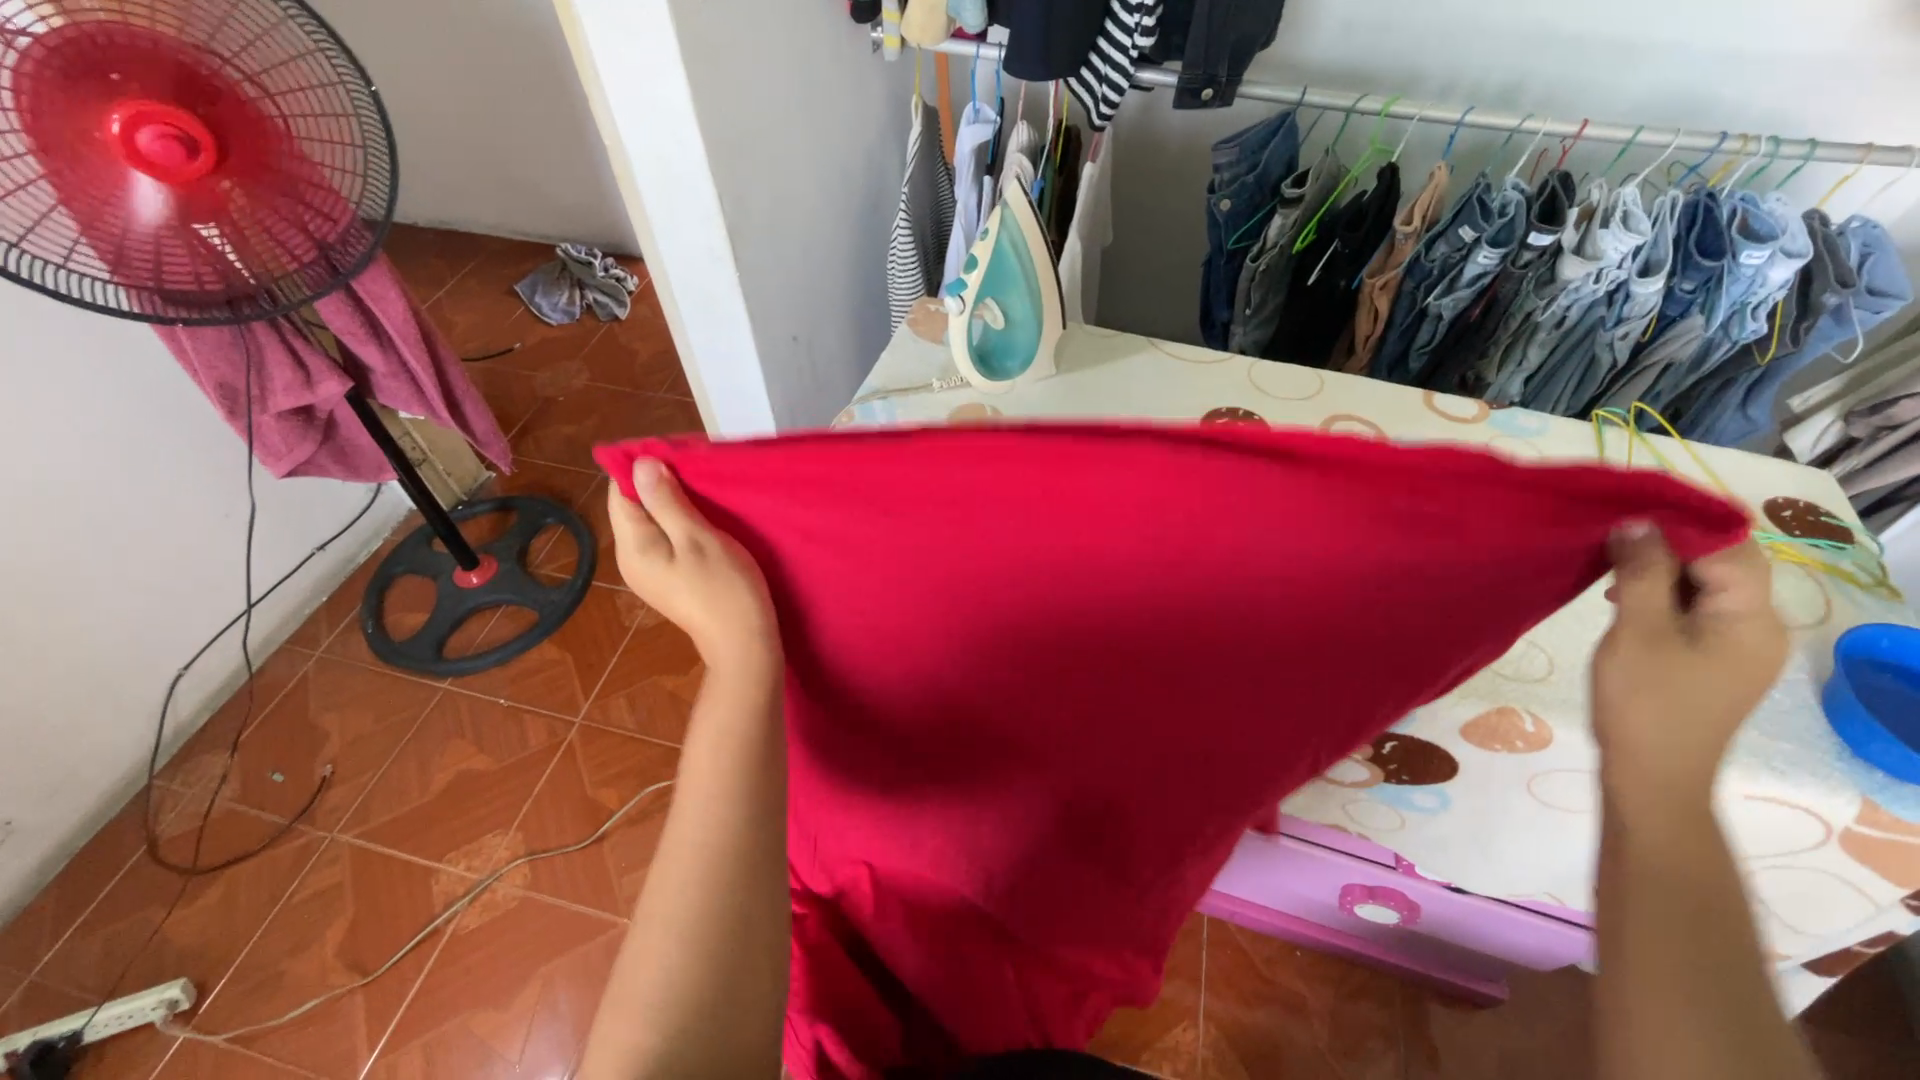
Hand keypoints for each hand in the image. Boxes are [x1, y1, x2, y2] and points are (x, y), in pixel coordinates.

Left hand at [606, 460, 779, 677]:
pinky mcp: (667, 579)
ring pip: (651, 523)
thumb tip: (639, 464)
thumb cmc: (723, 587)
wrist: (743, 642)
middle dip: (660, 486)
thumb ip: (667, 501)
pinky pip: (664, 540)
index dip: (643, 469)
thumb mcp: (697, 537)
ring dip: (674, 505)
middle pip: (634, 507)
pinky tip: (704, 523)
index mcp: (632, 546)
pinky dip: (680, 524)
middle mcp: (630, 558)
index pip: (621, 492)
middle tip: (697, 474)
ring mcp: (648, 572)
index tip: (676, 458)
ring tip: (704, 495)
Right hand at [1592, 524, 1787, 804]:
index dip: (1683, 520)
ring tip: (1611, 567)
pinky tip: (1625, 600)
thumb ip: (1641, 572)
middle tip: (1612, 535)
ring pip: (1707, 586)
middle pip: (1723, 563)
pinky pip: (1697, 610)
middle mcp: (1760, 626)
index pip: (1730, 546)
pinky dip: (1664, 595)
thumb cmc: (1645, 702)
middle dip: (1669, 543)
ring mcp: (1741, 646)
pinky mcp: (1717, 661)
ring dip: (1662, 569)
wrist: (1653, 776)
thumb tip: (1637, 522)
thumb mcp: (1637, 630)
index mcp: (1752, 617)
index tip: (1629, 507)